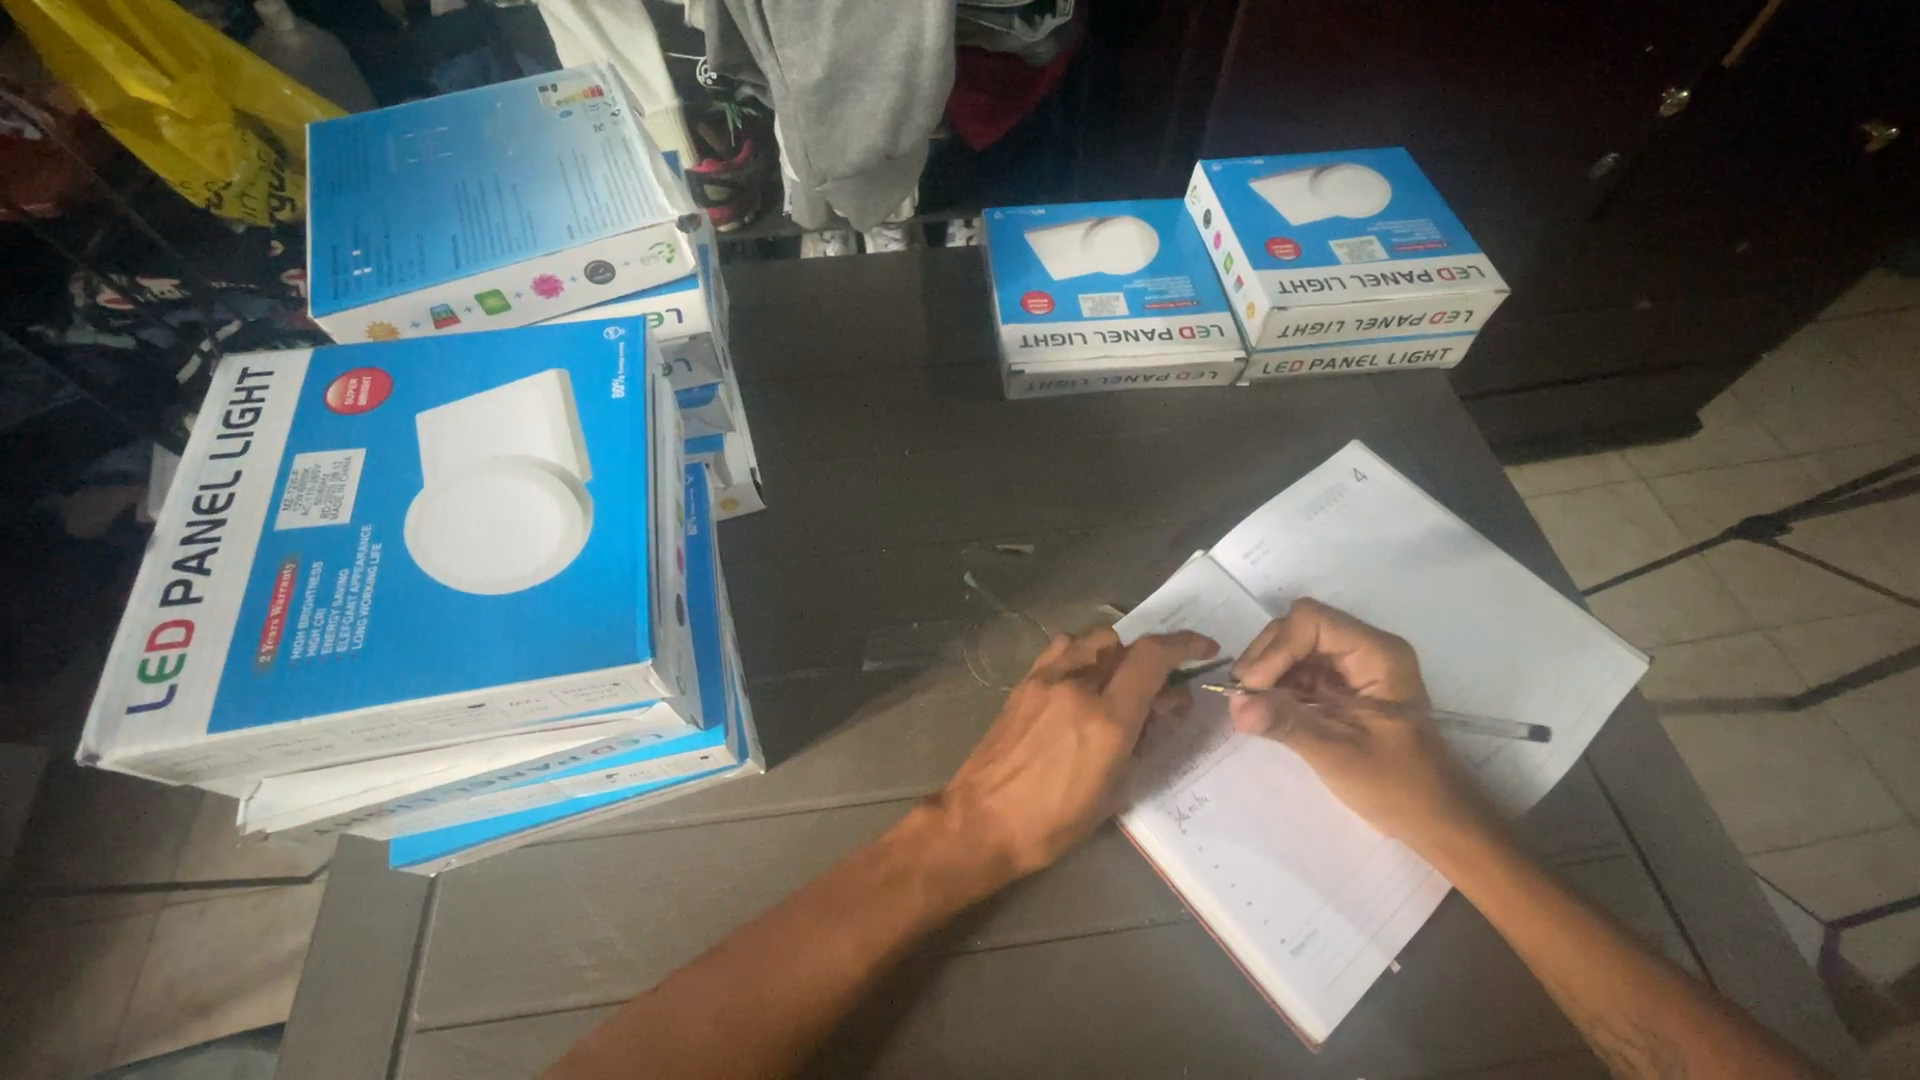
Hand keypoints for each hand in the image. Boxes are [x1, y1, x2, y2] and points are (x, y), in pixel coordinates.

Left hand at [936, 627, 1217, 879]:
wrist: (981, 821)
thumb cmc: (1053, 822)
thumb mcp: (1114, 790)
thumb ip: (1145, 739)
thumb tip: (1167, 706)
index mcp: (1107, 718)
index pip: (1152, 658)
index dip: (1185, 644)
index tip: (1205, 648)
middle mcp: (1077, 686)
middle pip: (1123, 642)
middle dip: (1149, 655)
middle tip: (1156, 684)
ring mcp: (1045, 680)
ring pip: (1091, 639)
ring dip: (1114, 651)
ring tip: (1117, 682)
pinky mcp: (1022, 684)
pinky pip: (1060, 650)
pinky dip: (1081, 655)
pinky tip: (1080, 683)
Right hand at [1228, 598, 1491, 847]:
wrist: (1431, 816)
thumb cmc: (1397, 786)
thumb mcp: (1337, 755)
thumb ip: (1287, 724)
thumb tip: (1236, 706)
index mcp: (1377, 655)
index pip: (1310, 621)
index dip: (1275, 649)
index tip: (1253, 688)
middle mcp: (1364, 648)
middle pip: (1297, 627)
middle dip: (1265, 658)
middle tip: (1243, 697)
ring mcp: (1350, 665)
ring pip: (1291, 645)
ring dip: (1265, 671)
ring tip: (1250, 705)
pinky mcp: (1337, 684)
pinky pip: (1296, 668)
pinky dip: (1274, 685)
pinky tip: (1265, 709)